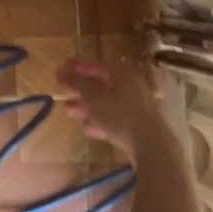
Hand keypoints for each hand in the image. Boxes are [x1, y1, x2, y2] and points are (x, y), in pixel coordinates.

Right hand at [57, 56, 171, 158]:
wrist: (152, 147)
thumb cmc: (121, 116)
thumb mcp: (94, 98)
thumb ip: (77, 83)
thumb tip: (60, 71)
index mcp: (123, 76)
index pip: (97, 64)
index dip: (77, 65)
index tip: (61, 69)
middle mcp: (131, 87)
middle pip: (101, 84)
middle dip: (80, 89)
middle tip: (63, 92)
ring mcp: (135, 107)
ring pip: (106, 102)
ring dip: (87, 106)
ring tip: (69, 112)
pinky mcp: (137, 125)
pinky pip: (114, 118)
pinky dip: (100, 120)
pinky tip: (89, 129)